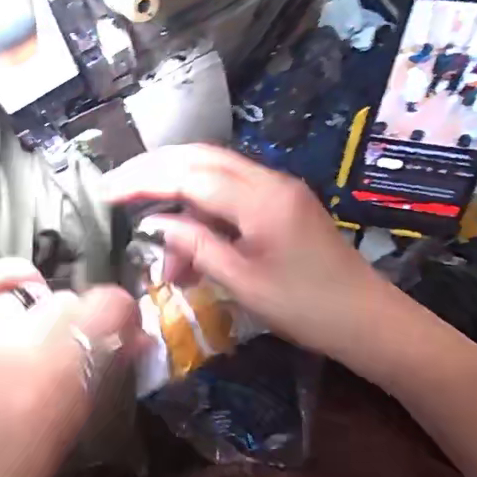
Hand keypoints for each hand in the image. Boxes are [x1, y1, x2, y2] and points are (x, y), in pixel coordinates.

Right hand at [101, 144, 417, 370]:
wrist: (370, 320)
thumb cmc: (307, 309)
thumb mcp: (243, 283)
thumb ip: (195, 246)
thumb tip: (153, 223)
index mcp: (260, 200)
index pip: (188, 176)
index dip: (143, 180)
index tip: (106, 191)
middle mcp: (269, 180)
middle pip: (198, 156)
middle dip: (152, 167)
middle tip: (116, 186)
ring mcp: (277, 186)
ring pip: (212, 167)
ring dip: (174, 183)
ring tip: (143, 214)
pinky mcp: (280, 199)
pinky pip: (229, 186)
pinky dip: (197, 199)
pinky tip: (182, 227)